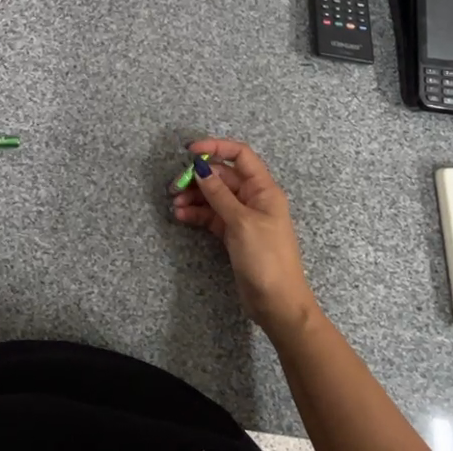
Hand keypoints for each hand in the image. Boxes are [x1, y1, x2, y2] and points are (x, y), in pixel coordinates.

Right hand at [171, 137, 318, 335]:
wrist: (278, 304)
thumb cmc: (266, 258)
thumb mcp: (241, 222)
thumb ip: (219, 193)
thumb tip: (200, 167)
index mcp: (263, 189)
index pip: (240, 155)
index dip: (216, 147)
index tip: (190, 151)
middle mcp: (253, 198)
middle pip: (222, 176)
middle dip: (198, 177)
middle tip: (174, 186)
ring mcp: (242, 216)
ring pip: (214, 195)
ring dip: (193, 196)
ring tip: (174, 204)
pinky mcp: (233, 233)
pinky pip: (211, 215)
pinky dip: (196, 213)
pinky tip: (181, 216)